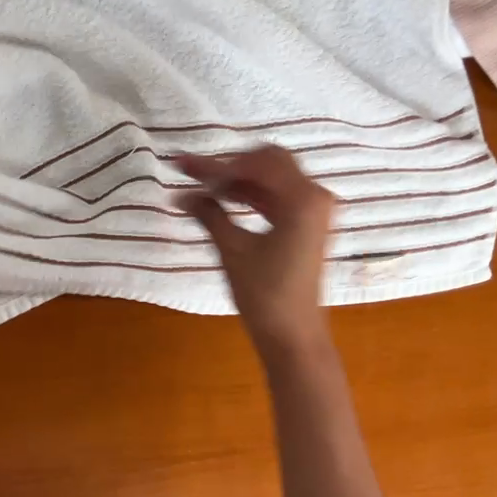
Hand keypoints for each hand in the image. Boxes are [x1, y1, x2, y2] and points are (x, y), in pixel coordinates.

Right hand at [179, 146, 337, 349]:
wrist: (292, 333)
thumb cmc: (264, 296)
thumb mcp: (233, 252)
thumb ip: (209, 216)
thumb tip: (182, 196)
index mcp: (302, 199)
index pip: (257, 164)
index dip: (218, 165)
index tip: (185, 169)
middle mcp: (315, 195)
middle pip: (268, 162)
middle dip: (229, 166)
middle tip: (193, 173)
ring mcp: (314, 210)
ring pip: (272, 178)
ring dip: (238, 180)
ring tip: (202, 186)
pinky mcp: (307, 224)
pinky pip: (277, 197)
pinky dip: (250, 196)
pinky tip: (222, 200)